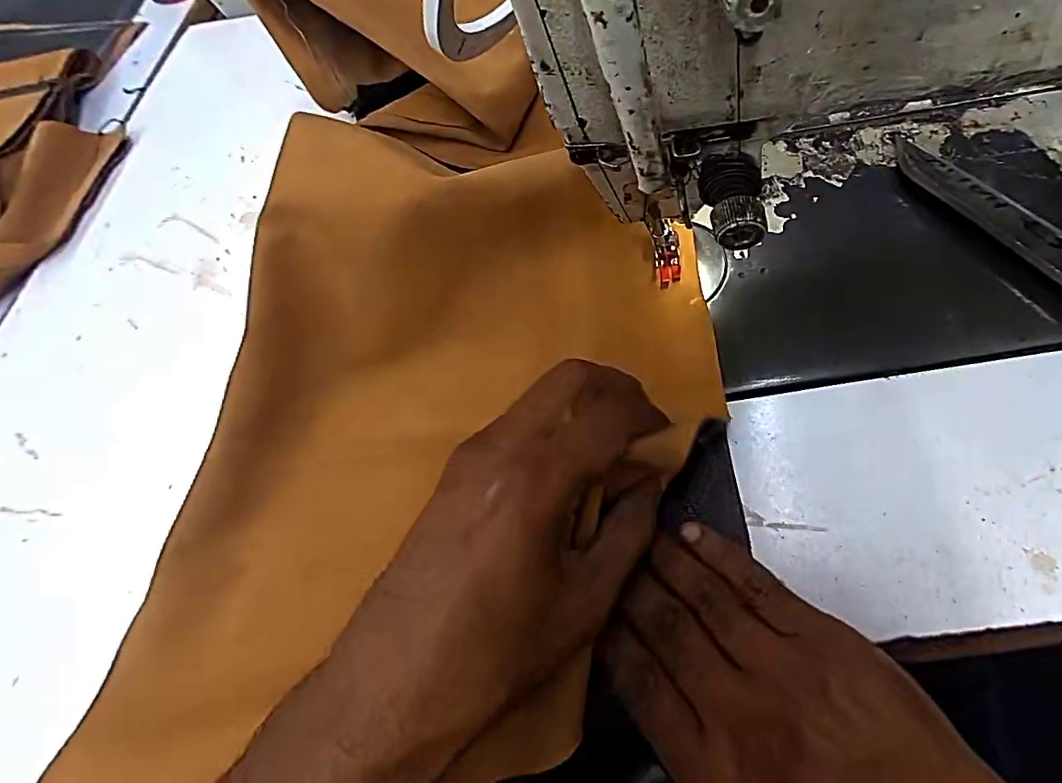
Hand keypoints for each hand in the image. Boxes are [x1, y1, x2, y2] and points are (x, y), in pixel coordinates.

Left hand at [226, 360, 671, 782]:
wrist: (391, 684)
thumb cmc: (497, 651)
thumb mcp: (586, 600)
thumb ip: (631, 529)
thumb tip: (652, 482)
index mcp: (536, 479)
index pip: (609, 413)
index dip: (650, 419)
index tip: (670, 442)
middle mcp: (500, 446)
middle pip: (573, 376)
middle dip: (620, 390)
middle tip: (644, 431)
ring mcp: (472, 451)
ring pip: (545, 392)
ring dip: (587, 406)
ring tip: (610, 456)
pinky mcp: (457, 466)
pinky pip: (522, 418)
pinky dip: (558, 425)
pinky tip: (568, 476)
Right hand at [604, 524, 1001, 782]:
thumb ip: (698, 756)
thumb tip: (660, 702)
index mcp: (717, 768)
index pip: (646, 688)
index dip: (616, 642)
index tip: (599, 611)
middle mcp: (740, 709)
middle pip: (670, 634)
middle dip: (635, 591)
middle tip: (613, 558)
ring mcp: (782, 664)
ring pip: (708, 600)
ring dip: (670, 564)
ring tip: (644, 538)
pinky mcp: (819, 634)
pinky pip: (756, 585)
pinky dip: (720, 557)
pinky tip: (695, 538)